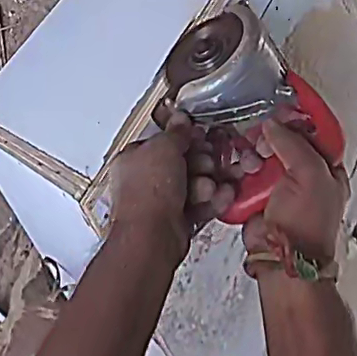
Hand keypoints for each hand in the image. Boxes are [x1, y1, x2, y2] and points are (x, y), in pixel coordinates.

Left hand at [107, 109, 229, 261]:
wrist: (152, 236)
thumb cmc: (147, 193)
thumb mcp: (164, 148)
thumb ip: (176, 133)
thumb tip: (180, 119)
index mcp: (134, 158)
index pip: (164, 141)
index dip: (184, 139)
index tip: (200, 137)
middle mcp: (145, 179)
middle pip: (183, 162)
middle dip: (200, 162)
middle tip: (205, 164)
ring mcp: (161, 200)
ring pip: (194, 184)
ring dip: (207, 182)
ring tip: (208, 186)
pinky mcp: (178, 219)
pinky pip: (200, 204)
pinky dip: (212, 200)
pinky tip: (221, 196)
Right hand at [241, 114, 348, 266]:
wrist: (280, 257)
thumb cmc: (306, 224)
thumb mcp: (309, 175)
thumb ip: (293, 144)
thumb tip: (273, 124)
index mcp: (325, 168)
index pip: (313, 131)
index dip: (297, 118)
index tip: (278, 108)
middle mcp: (303, 174)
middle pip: (283, 140)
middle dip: (268, 137)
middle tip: (259, 140)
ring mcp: (279, 184)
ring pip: (260, 154)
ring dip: (252, 155)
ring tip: (250, 164)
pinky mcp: (256, 194)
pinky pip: (244, 171)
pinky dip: (240, 168)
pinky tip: (239, 171)